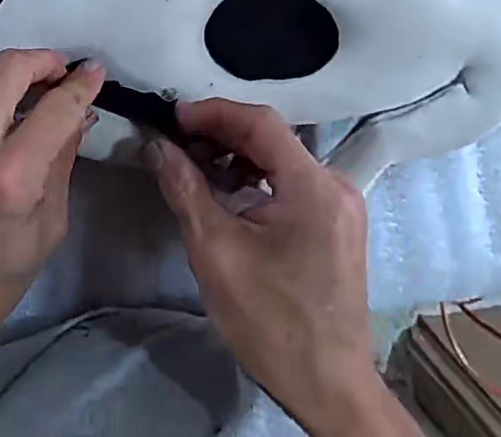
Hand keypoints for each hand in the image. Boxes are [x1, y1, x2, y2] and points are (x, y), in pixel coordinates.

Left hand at [0, 50, 103, 362]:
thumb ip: (61, 163)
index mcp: (11, 176)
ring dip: (10, 93)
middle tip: (58, 72)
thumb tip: (77, 115)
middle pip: (10, 67)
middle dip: (43, 59)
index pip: (57, 106)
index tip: (94, 70)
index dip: (82, 82)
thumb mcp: (46, 230)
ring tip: (19, 124)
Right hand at [151, 100, 421, 436]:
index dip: (215, 113)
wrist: (329, 388)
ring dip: (239, 155)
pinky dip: (259, 178)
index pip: (261, 123)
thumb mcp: (217, 252)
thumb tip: (159, 146)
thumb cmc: (271, 322)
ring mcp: (342, 203)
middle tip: (179, 142)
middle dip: (223, 134)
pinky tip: (231, 191)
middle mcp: (335, 183)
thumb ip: (186, 189)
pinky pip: (294, 182)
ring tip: (199, 166)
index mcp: (313, 185)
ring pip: (283, 159)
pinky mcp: (338, 221)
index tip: (176, 116)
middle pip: (273, 138)